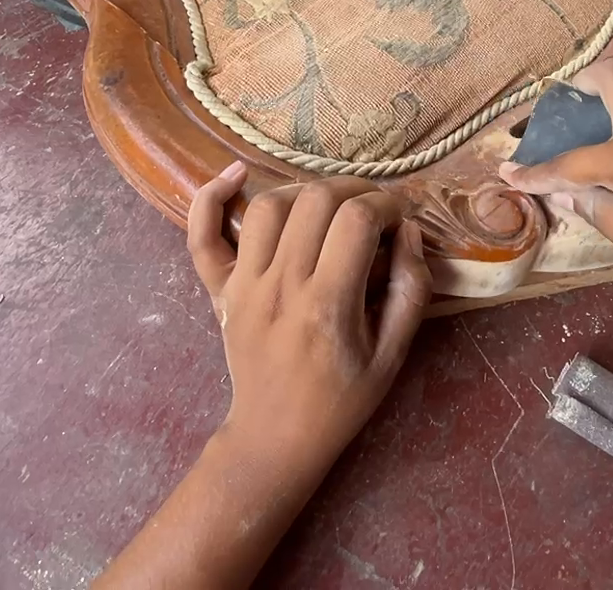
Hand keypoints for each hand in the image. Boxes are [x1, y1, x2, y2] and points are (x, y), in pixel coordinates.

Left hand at [186, 164, 431, 478]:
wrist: (274, 440)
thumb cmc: (341, 399)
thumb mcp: (393, 355)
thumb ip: (410, 289)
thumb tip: (408, 229)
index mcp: (328, 305)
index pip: (357, 220)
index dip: (387, 204)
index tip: (401, 215)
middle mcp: (282, 285)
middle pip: (315, 201)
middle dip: (355, 189)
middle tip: (373, 207)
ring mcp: (244, 285)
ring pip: (269, 206)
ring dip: (305, 189)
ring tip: (330, 201)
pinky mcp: (220, 290)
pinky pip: (202, 236)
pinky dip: (210, 197)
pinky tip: (235, 173)